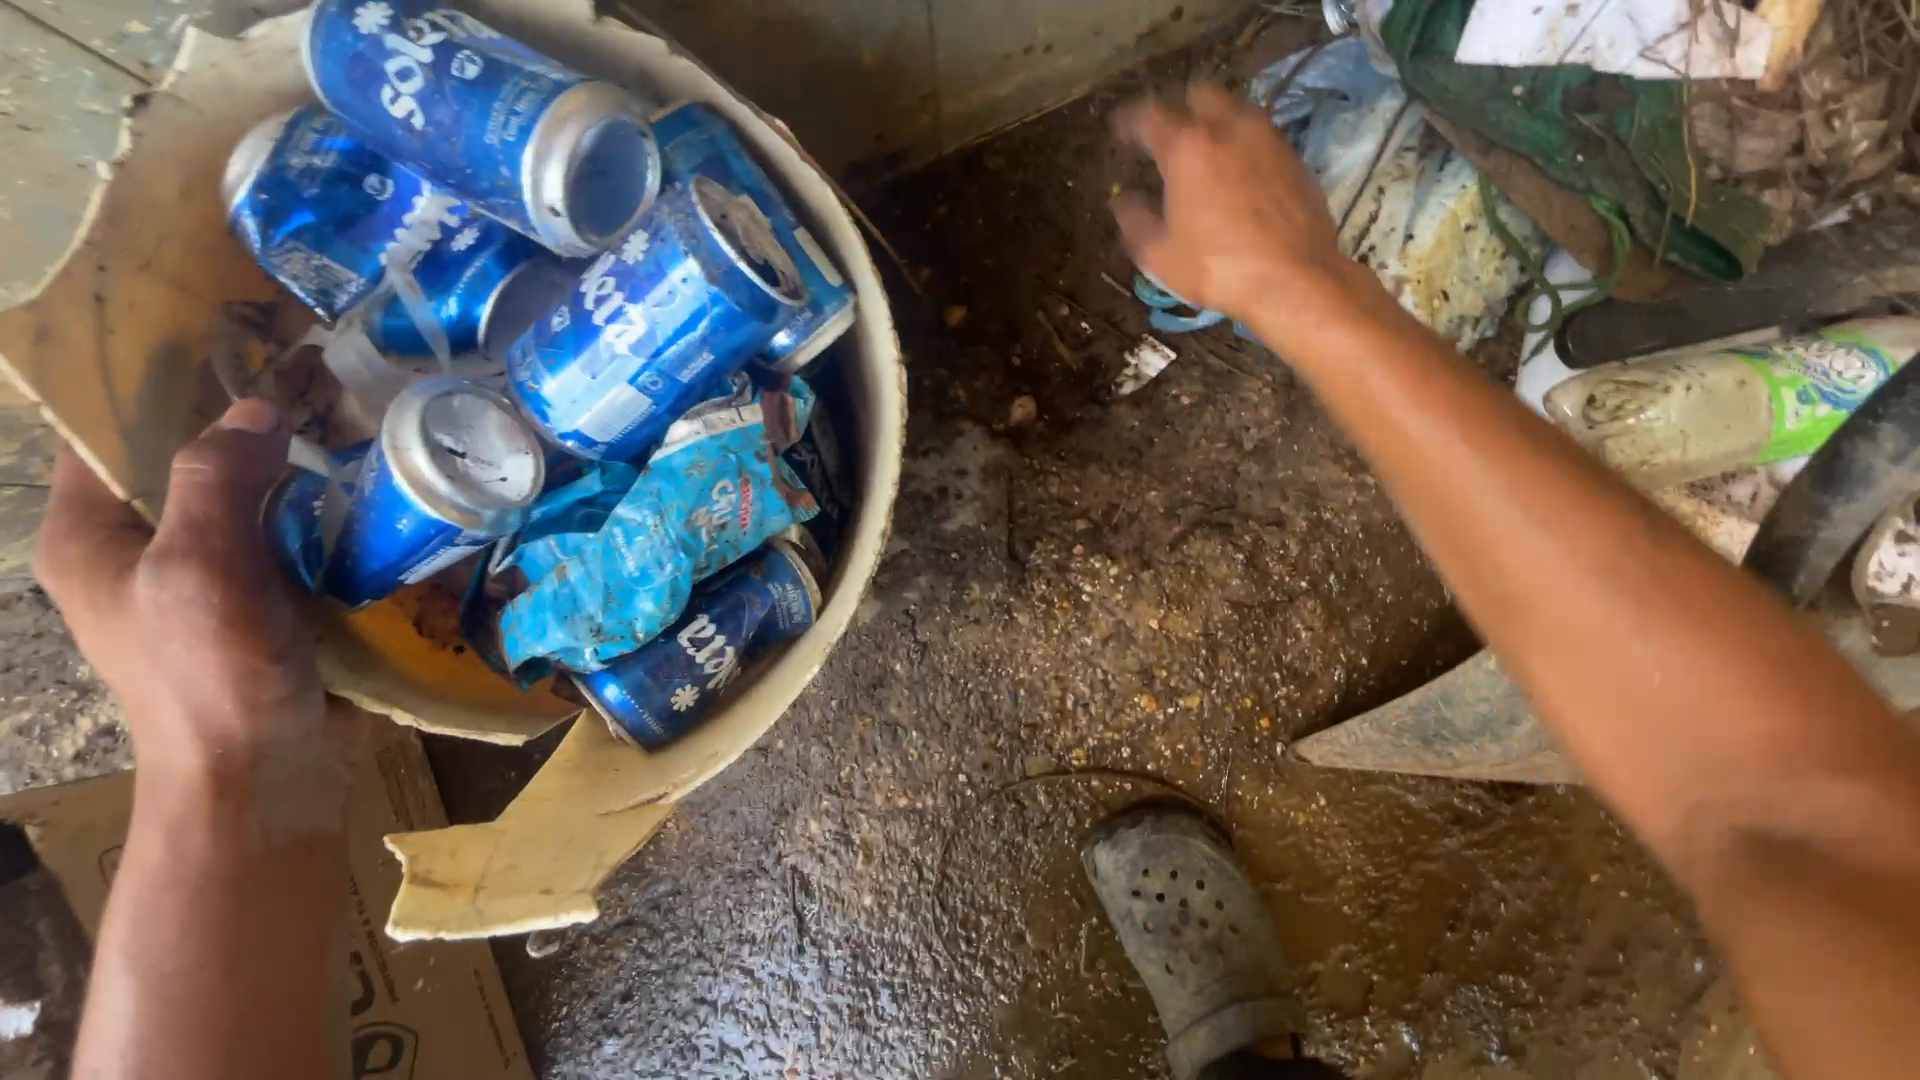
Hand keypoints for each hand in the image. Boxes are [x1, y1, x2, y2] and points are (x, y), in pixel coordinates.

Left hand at [35, 399, 354, 818]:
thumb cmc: (212, 675)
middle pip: (196, 464)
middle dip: (258, 430)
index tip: (248, 352)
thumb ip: (219, 483)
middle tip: (329, 389)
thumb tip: (261, 407)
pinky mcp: (271, 604)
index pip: (114, 434)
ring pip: (257, 502)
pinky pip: (296, 541)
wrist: (265, 772)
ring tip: (364, 436)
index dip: (171, 389)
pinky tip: (374, 502)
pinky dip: (330, 519)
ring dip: (305, 475)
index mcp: (94, 536)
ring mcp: (215, 579)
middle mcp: (148, 549)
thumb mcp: (200, 571)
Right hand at [1111, 83, 1363, 323]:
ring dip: (1214, 123)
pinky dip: (1241, 144)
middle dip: (1179, 110)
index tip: (1121, 131)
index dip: (1130, 120)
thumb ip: (1134, 220)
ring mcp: (1266, 138)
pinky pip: (1259, 136)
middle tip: (1167, 137)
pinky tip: (1236, 174)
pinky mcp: (1293, 157)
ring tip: (1203, 152)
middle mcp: (1228, 129)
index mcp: (1186, 148)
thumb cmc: (1216, 268)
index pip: (1150, 114)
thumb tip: (1125, 201)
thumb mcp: (1159, 255)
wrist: (1293, 279)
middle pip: (1199, 95)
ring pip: (1234, 110)